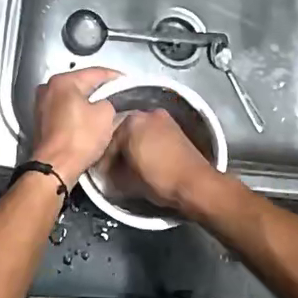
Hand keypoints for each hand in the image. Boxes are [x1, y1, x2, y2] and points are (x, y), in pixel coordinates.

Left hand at [30, 68, 122, 185]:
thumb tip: (107, 103)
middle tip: (118, 95)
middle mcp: (48, 88)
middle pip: (81, 83)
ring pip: (72, 97)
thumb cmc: (80, 138)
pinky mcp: (41, 120)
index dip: (115, 77)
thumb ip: (110, 101)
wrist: (54, 167)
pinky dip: (77, 112)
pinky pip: (64, 109)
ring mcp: (42, 104)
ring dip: (88, 101)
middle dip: (100, 89)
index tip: (128, 82)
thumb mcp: (106, 115)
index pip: (95, 72)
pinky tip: (89, 119)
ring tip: (106, 107)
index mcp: (63, 81)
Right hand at [101, 109, 222, 212]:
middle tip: (113, 169)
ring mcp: (162, 118)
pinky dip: (145, 143)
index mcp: (130, 123)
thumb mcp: (128, 181)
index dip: (103, 161)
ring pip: (138, 131)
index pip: (107, 141)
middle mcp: (146, 114)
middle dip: (117, 150)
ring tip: (129, 164)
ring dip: (131, 146)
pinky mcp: (174, 127)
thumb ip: (112, 174)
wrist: (196, 183)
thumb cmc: (159, 180)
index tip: (101, 175)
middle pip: (122, 132)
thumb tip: (106, 174)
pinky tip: (145, 158)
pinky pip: (152, 133)